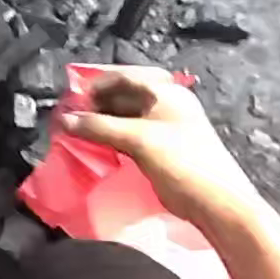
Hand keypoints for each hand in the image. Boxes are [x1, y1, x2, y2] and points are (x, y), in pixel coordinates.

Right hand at [58, 66, 266, 233]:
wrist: (215, 203)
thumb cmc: (182, 161)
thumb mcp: (137, 139)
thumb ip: (97, 126)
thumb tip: (63, 120)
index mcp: (167, 93)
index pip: (124, 76)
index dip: (97, 83)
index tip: (73, 98)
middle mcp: (164, 104)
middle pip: (121, 94)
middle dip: (94, 103)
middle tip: (70, 115)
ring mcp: (161, 126)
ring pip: (120, 114)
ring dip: (98, 120)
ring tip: (75, 129)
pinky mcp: (155, 146)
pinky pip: (124, 132)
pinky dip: (106, 134)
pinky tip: (91, 142)